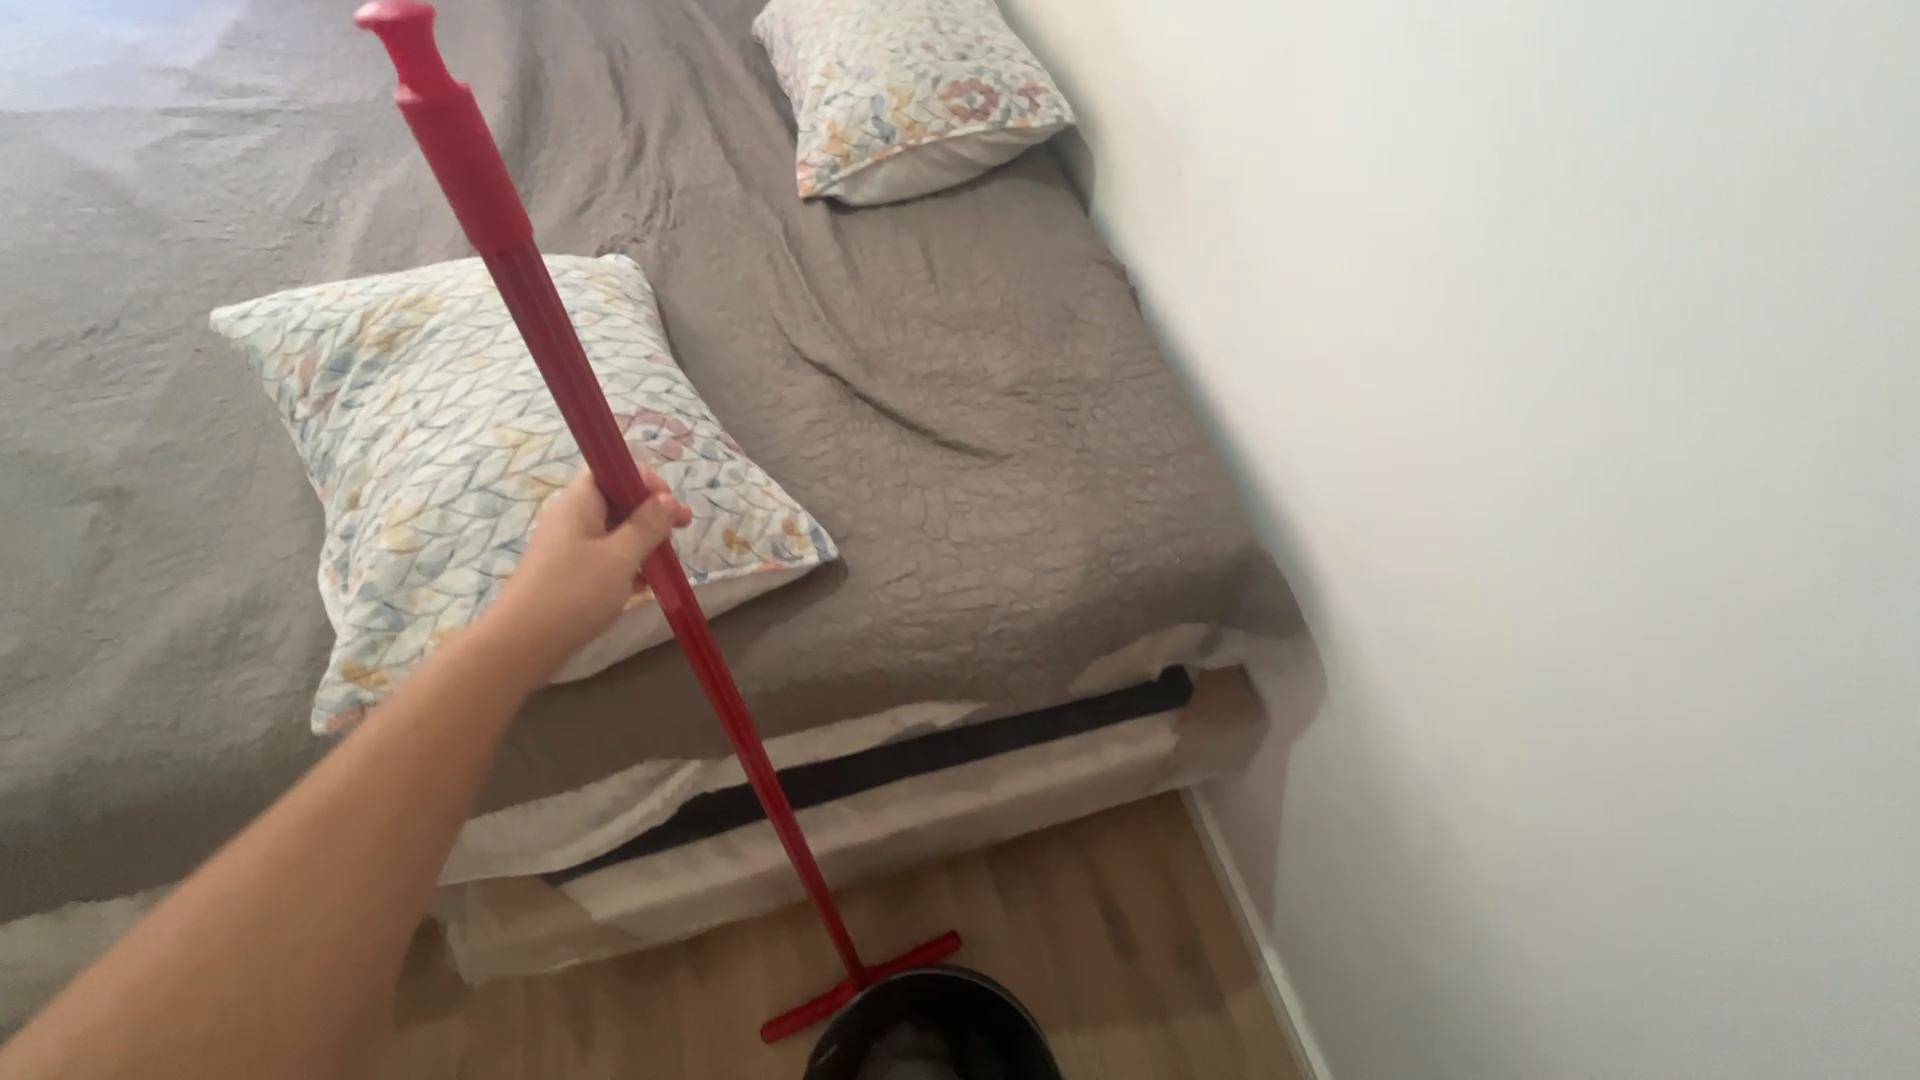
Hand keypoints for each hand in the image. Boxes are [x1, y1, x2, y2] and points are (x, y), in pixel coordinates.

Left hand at [479, 467, 691, 681]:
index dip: (643, 478)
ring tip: (666, 561)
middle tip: (682, 529)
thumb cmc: (573, 594)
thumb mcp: (620, 557)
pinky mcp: (572, 573)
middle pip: (617, 499)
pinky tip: (646, 583)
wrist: (523, 645)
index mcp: (578, 503)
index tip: (669, 502)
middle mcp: (572, 518)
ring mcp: (570, 547)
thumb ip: (647, 525)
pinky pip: (608, 556)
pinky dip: (630, 564)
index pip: (610, 469)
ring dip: (644, 541)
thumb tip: (668, 500)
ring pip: (616, 531)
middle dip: (652, 512)